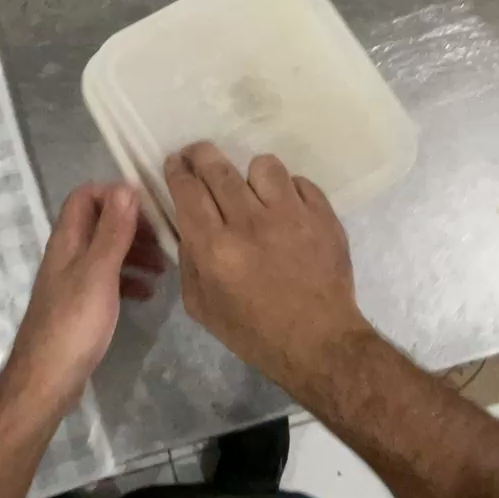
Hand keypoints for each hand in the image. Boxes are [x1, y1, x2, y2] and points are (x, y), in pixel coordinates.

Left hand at [1, 183, 166, 416]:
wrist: (48, 378)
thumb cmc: (74, 321)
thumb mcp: (99, 272)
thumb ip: (113, 230)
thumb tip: (126, 186)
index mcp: (67, 240)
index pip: (85, 196)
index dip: (113, 194)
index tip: (147, 207)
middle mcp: (68, 254)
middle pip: (100, 223)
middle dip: (132, 225)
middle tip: (162, 239)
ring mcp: (74, 280)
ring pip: (107, 252)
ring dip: (135, 253)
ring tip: (164, 268)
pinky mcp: (82, 304)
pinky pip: (109, 280)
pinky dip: (130, 280)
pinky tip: (149, 293)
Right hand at [164, 143, 371, 391]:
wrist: (319, 343)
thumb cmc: (253, 330)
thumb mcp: (200, 304)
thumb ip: (188, 259)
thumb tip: (187, 222)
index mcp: (214, 248)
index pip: (187, 190)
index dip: (176, 170)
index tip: (175, 164)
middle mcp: (249, 224)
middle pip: (217, 167)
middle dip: (201, 155)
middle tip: (198, 156)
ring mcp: (290, 216)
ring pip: (263, 166)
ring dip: (251, 174)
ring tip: (253, 189)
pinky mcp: (323, 216)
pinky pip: (299, 182)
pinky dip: (288, 191)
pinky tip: (285, 208)